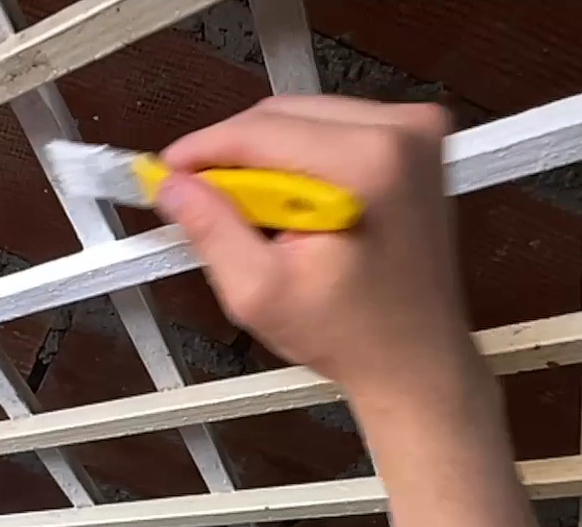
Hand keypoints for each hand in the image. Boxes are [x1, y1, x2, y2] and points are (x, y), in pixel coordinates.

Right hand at [156, 97, 478, 402]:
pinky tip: (285, 207)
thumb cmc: (346, 334)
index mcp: (367, 163)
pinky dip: (295, 162)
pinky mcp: (416, 142)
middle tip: (196, 199)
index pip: (260, 130)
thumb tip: (172, 188)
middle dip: (230, 155)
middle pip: (282, 115)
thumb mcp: (258, 293)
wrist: (412, 356)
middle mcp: (401, 130)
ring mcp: (416, 131)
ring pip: (304, 119)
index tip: (165, 172)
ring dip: (262, 160)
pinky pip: (332, 132)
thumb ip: (211, 231)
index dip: (201, 149)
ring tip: (246, 215)